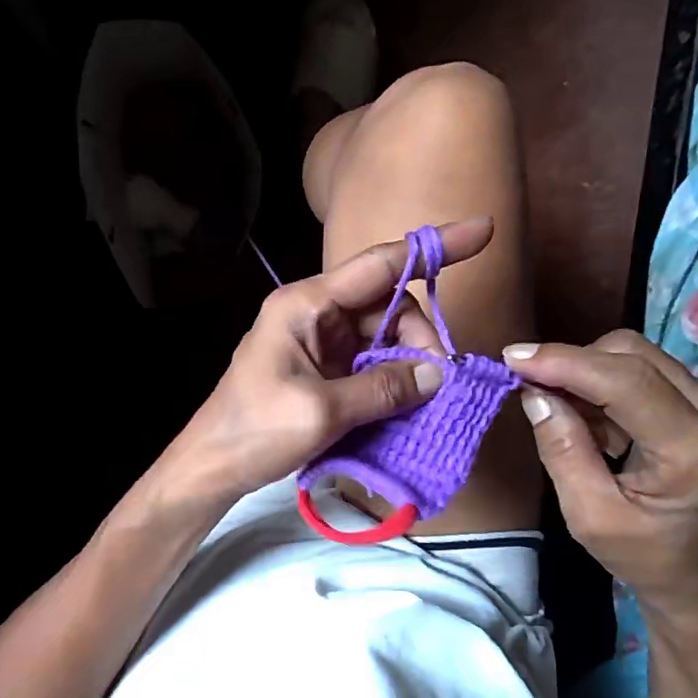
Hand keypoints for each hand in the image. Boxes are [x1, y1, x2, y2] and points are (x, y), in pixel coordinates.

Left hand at [156, 217, 494, 505]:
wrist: (214, 465)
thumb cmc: (255, 430)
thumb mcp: (323, 410)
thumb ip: (383, 387)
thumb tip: (438, 375)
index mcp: (306, 305)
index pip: (380, 265)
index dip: (432, 249)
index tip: (483, 231)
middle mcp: (314, 315)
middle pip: (388, 307)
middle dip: (419, 339)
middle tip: (437, 383)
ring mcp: (318, 344)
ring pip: (382, 338)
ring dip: (409, 364)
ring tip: (423, 400)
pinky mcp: (321, 372)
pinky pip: (369, 364)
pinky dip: (391, 380)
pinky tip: (407, 404)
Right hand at [501, 330, 697, 607]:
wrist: (695, 571)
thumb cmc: (640, 553)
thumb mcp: (587, 515)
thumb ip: (562, 450)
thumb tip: (534, 393)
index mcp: (696, 453)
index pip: (627, 383)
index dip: (566, 362)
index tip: (513, 357)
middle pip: (634, 357)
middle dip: (572, 364)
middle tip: (529, 386)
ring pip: (639, 356)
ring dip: (587, 372)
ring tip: (562, 410)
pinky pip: (648, 370)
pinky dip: (605, 383)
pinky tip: (591, 416)